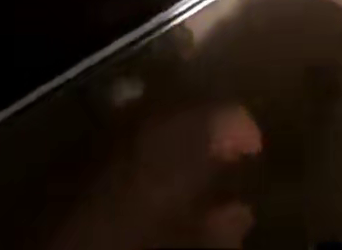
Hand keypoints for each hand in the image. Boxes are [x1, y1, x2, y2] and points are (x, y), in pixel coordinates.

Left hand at [41, 104, 260, 249]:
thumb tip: (241, 213)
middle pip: (192, 106)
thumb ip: (217, 229)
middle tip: (223, 156)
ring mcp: (114, 123)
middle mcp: (149, 115)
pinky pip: (129, 127)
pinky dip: (146, 141)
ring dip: (178, 131)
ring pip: (160, 112)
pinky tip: (149, 169)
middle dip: (210, 126)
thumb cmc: (132, 245)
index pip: (227, 113)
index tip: (254, 151)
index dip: (243, 131)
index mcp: (181, 135)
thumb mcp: (184, 244)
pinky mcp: (86, 141)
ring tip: (189, 162)